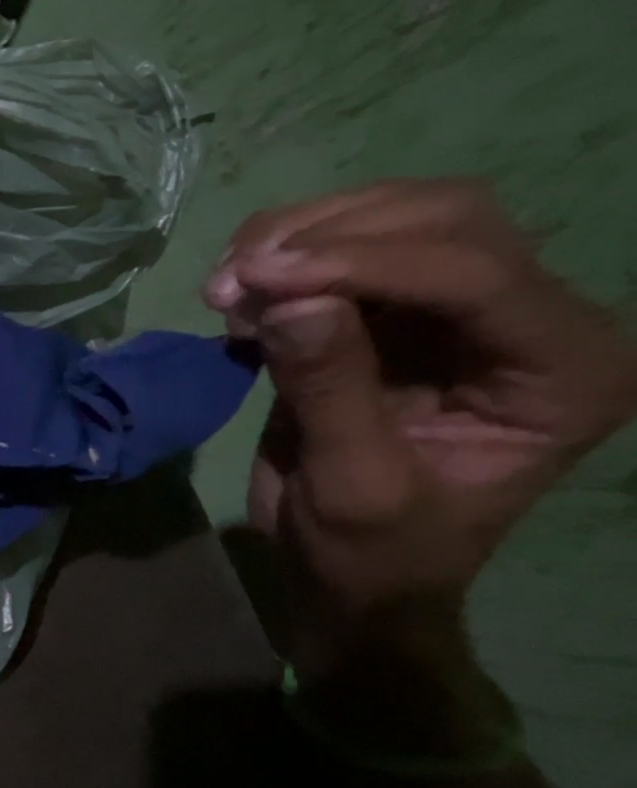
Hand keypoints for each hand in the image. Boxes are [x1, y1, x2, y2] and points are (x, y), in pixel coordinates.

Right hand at [205, 179, 636, 674]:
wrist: (348, 574)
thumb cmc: (370, 553)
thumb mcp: (352, 487)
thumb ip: (331, 391)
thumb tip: (289, 300)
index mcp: (561, 373)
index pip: (478, 276)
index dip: (363, 263)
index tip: (255, 278)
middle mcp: (530, 322)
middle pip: (447, 219)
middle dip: (332, 235)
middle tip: (237, 279)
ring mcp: (460, 309)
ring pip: (393, 213)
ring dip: (298, 233)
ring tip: (226, 286)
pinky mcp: (394, 309)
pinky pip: (344, 243)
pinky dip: (281, 252)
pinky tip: (238, 294)